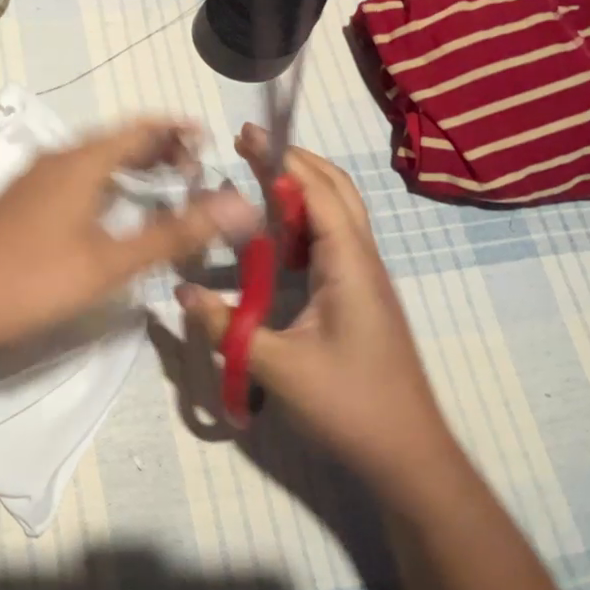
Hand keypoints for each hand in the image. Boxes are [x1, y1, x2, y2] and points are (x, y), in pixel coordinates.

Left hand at [0, 119, 259, 380]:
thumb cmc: (30, 283)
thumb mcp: (109, 263)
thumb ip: (175, 233)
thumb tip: (241, 206)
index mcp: (78, 161)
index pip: (138, 128)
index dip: (175, 130)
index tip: (208, 140)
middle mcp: (52, 160)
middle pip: (113, 141)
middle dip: (155, 147)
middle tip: (192, 167)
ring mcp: (27, 182)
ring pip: (89, 160)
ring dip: (127, 166)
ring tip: (157, 186)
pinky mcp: (12, 206)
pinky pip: (69, 179)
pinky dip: (100, 183)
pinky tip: (103, 213)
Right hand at [176, 125, 447, 477]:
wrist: (408, 453)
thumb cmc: (350, 405)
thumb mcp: (278, 367)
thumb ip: (227, 327)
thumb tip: (180, 292)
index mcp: (350, 266)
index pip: (317, 193)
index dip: (283, 159)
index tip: (245, 135)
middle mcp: (362, 262)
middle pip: (336, 192)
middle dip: (294, 161)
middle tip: (248, 146)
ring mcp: (365, 281)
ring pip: (337, 216)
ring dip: (301, 188)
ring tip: (256, 179)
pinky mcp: (359, 300)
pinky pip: (332, 243)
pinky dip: (304, 222)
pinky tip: (274, 241)